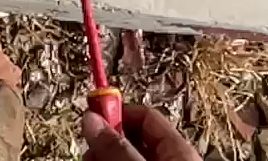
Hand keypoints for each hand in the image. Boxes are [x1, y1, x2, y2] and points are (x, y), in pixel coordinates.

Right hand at [81, 105, 200, 160]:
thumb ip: (118, 147)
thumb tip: (92, 119)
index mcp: (179, 151)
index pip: (144, 115)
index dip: (117, 112)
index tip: (92, 116)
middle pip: (131, 138)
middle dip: (105, 141)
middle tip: (87, 150)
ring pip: (126, 157)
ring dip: (104, 157)